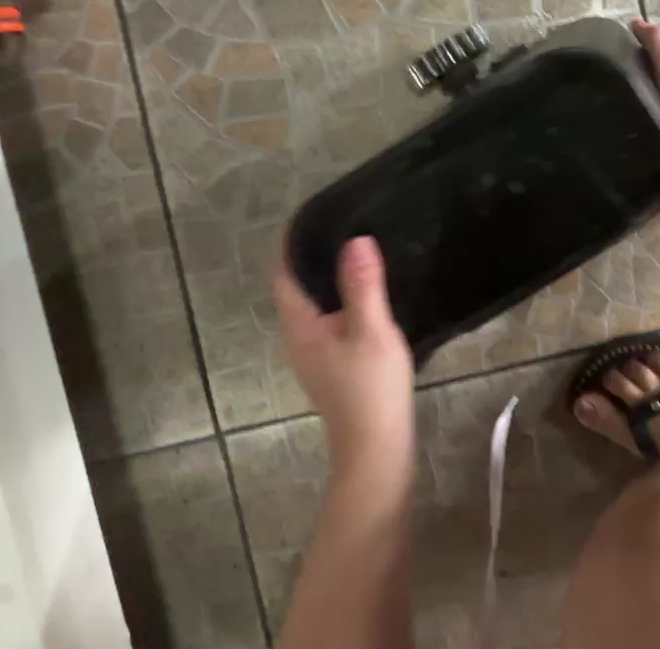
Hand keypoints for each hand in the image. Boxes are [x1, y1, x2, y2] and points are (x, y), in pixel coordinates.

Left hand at [272, 236, 415, 485]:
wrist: (376, 448)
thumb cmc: (370, 388)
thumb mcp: (371, 330)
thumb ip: (362, 285)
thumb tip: (355, 239)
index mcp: (299, 325)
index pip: (282, 272)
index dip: (289, 241)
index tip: (311, 211)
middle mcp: (297, 336)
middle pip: (294, 285)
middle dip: (310, 254)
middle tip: (340, 221)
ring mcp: (313, 353)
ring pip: (312, 303)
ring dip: (326, 275)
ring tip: (356, 248)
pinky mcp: (331, 364)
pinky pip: (327, 317)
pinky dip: (339, 296)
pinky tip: (367, 292)